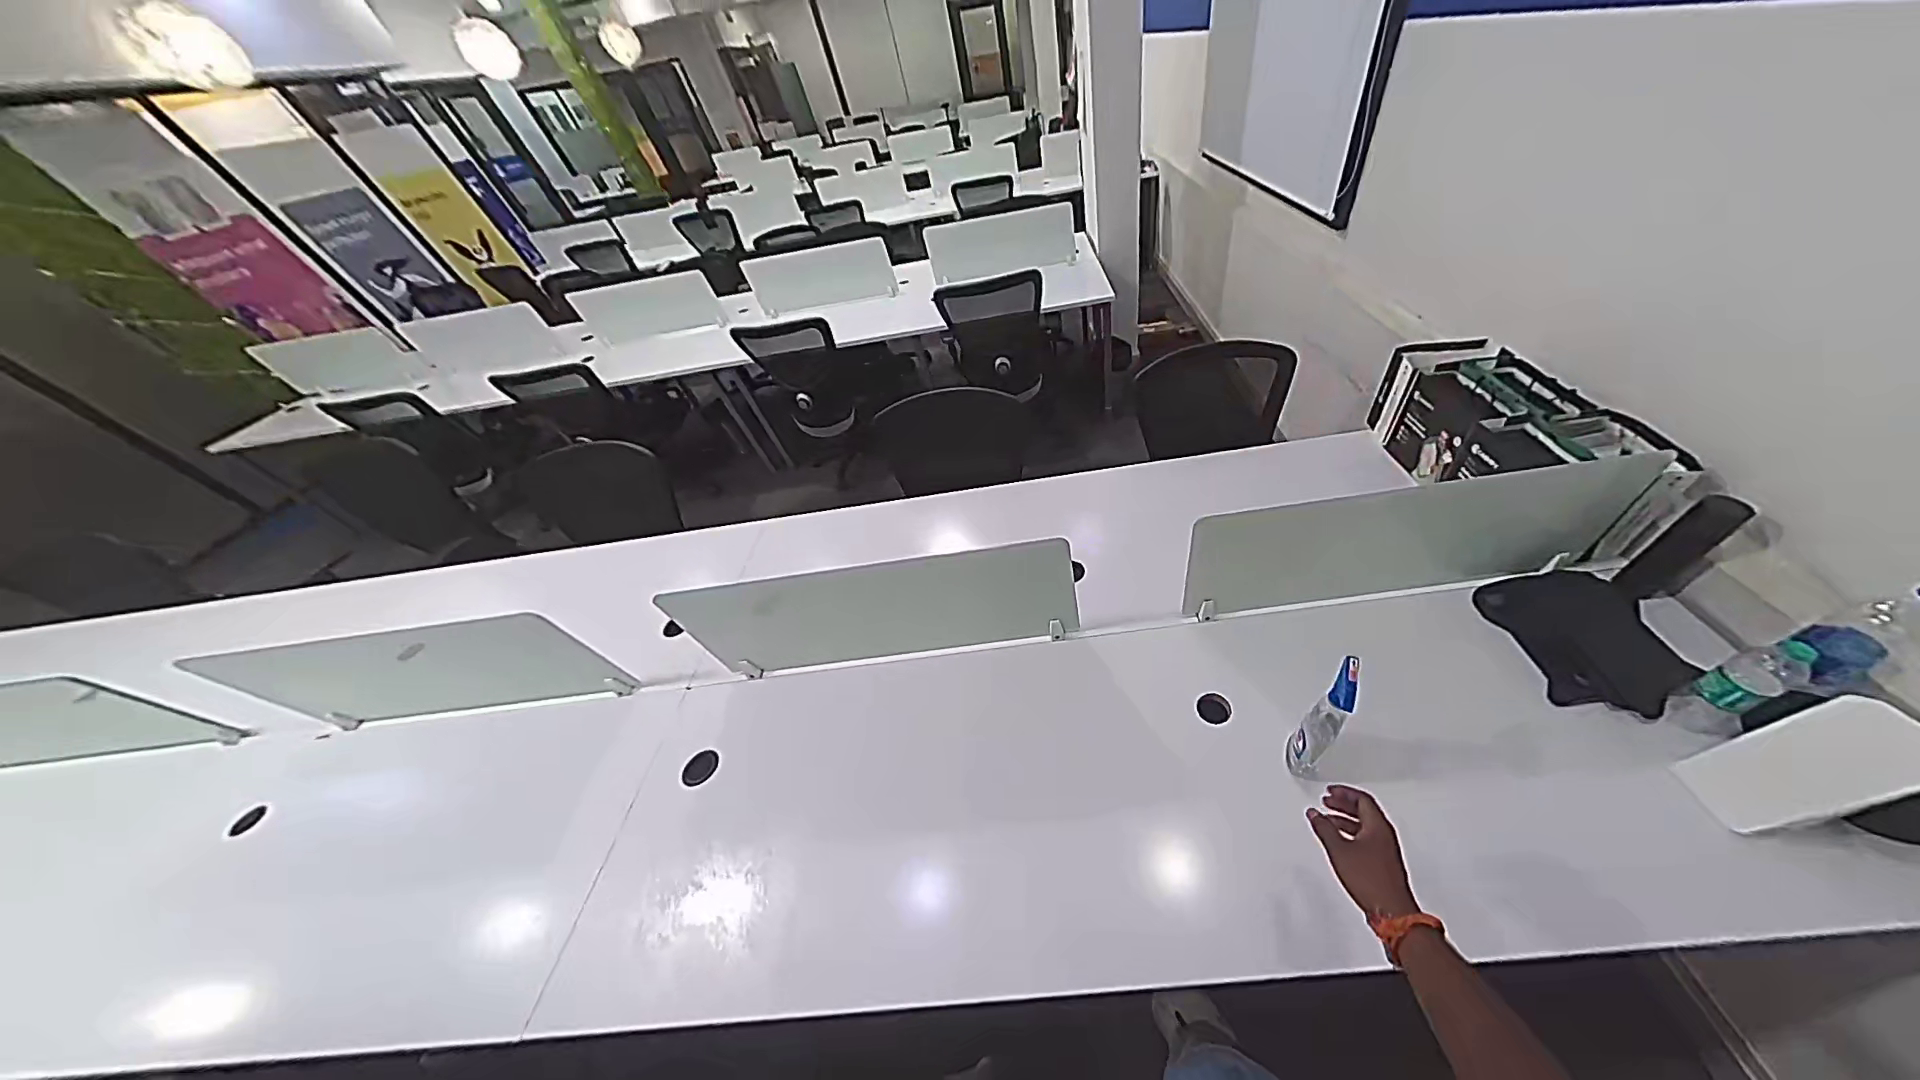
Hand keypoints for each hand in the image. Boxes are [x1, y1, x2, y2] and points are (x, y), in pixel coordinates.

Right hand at [1307, 785, 1419, 919]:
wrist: (1392, 911)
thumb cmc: (1371, 880)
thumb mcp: (1339, 849)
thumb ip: (1324, 828)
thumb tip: (1314, 813)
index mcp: (1378, 827)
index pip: (1362, 799)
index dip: (1344, 792)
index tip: (1331, 790)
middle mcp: (1385, 835)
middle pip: (1364, 810)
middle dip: (1344, 803)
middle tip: (1328, 799)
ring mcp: (1386, 849)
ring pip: (1364, 825)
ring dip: (1345, 818)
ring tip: (1328, 818)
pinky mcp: (1383, 862)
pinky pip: (1366, 837)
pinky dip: (1350, 832)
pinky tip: (1338, 839)